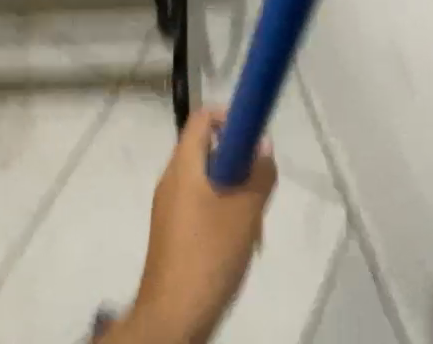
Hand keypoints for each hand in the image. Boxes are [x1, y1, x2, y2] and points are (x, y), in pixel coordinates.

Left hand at [107, 110, 277, 343]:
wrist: (173, 315)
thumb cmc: (209, 255)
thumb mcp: (245, 213)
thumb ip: (259, 175)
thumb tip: (263, 146)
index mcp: (183, 167)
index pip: (202, 119)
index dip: (230, 118)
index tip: (255, 136)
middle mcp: (171, 180)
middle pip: (207, 150)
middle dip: (239, 163)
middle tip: (259, 188)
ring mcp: (169, 207)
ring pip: (208, 181)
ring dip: (235, 194)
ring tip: (252, 224)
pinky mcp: (172, 232)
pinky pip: (200, 206)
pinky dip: (222, 213)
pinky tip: (238, 244)